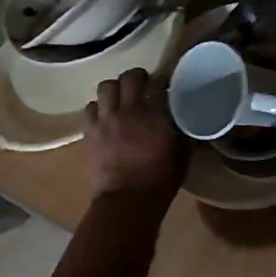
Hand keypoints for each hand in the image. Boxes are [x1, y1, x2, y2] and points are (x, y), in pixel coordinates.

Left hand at [83, 69, 187, 195]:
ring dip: (113, 91)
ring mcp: (105, 120)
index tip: (162, 87)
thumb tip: (185, 119)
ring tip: (119, 101)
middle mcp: (127, 110)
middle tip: (140, 86)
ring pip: (104, 89)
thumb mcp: (182, 150)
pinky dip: (99, 109)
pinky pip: (90, 109)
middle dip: (134, 78)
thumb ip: (181, 129)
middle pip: (126, 79)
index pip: (154, 83)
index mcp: (153, 113)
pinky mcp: (89, 133)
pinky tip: (106, 118)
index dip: (158, 81)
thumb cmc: (162, 176)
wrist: (129, 198)